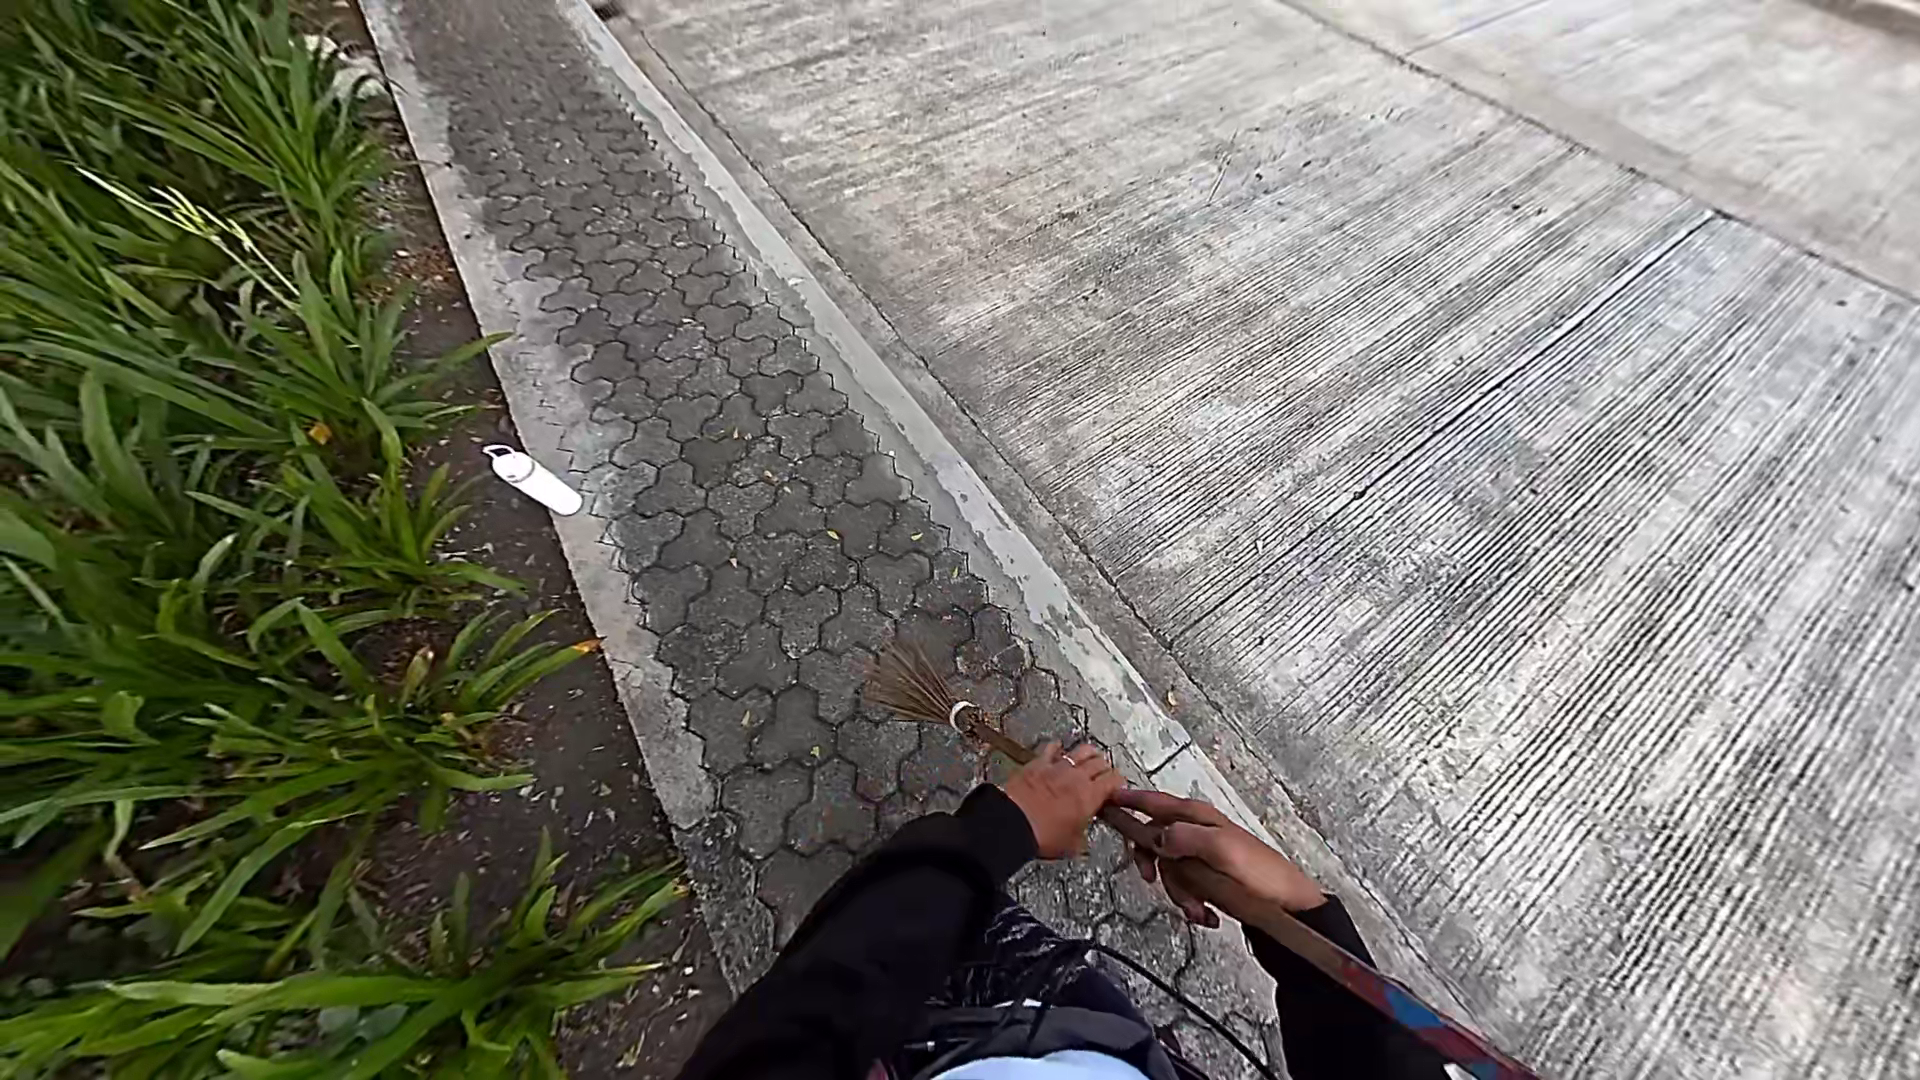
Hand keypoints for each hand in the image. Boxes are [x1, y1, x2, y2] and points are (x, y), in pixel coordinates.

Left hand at [1002, 742, 1123, 858]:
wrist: (1014, 822)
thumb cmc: (1043, 836)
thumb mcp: (1071, 845)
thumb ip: (1082, 835)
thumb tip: (1082, 835)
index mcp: (1090, 796)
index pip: (1113, 780)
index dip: (1118, 781)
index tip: (1117, 784)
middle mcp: (1077, 777)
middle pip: (1099, 762)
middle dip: (1105, 767)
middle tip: (1104, 772)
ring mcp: (1058, 766)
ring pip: (1080, 750)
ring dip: (1088, 753)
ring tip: (1090, 756)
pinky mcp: (1039, 762)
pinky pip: (1052, 748)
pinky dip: (1058, 747)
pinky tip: (1059, 747)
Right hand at [1112, 789, 1323, 927]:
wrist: (1291, 910)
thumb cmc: (1259, 874)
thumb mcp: (1221, 850)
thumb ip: (1184, 837)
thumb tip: (1155, 837)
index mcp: (1195, 815)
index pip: (1153, 801)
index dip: (1128, 800)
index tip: (1105, 801)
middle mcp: (1195, 828)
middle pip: (1153, 838)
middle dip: (1153, 863)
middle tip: (1152, 880)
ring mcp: (1201, 852)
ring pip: (1168, 867)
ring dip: (1178, 892)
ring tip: (1198, 910)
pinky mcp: (1208, 875)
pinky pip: (1184, 885)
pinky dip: (1191, 902)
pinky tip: (1206, 914)